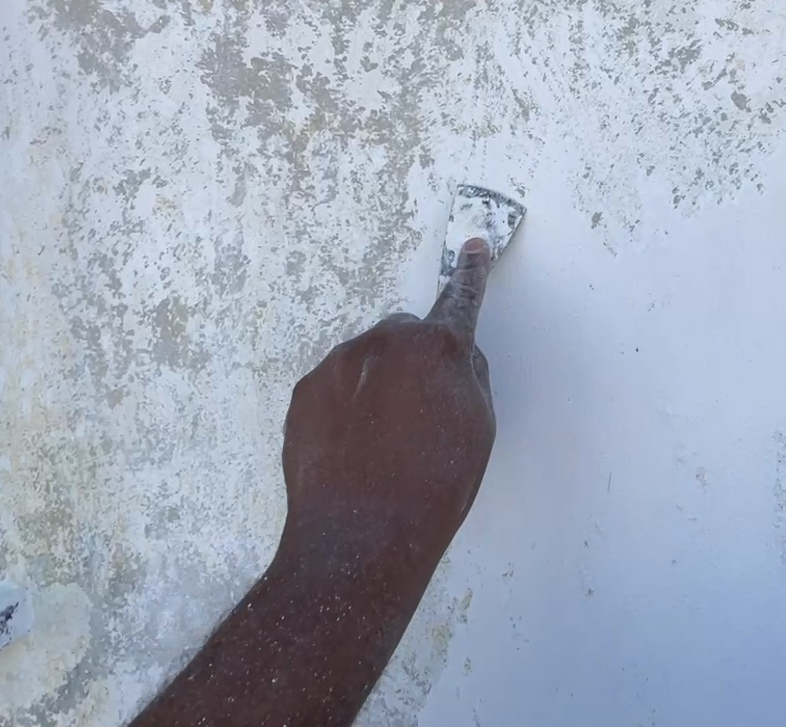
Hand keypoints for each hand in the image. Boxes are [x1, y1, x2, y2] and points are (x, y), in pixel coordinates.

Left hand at [278, 239, 497, 570]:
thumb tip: (455, 359)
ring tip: (381, 441)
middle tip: (418, 413)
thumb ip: (469, 377)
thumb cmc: (433, 489)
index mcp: (438, 349)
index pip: (461, 300)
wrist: (359, 540)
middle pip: (407, 335)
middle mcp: (387, 342)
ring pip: (369, 358)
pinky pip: (337, 381)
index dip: (472, 273)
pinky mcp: (307, 388)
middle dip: (414, 360)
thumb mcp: (478, 429)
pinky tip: (352, 447)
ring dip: (378, 383)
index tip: (473, 246)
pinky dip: (346, 402)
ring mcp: (341, 362)